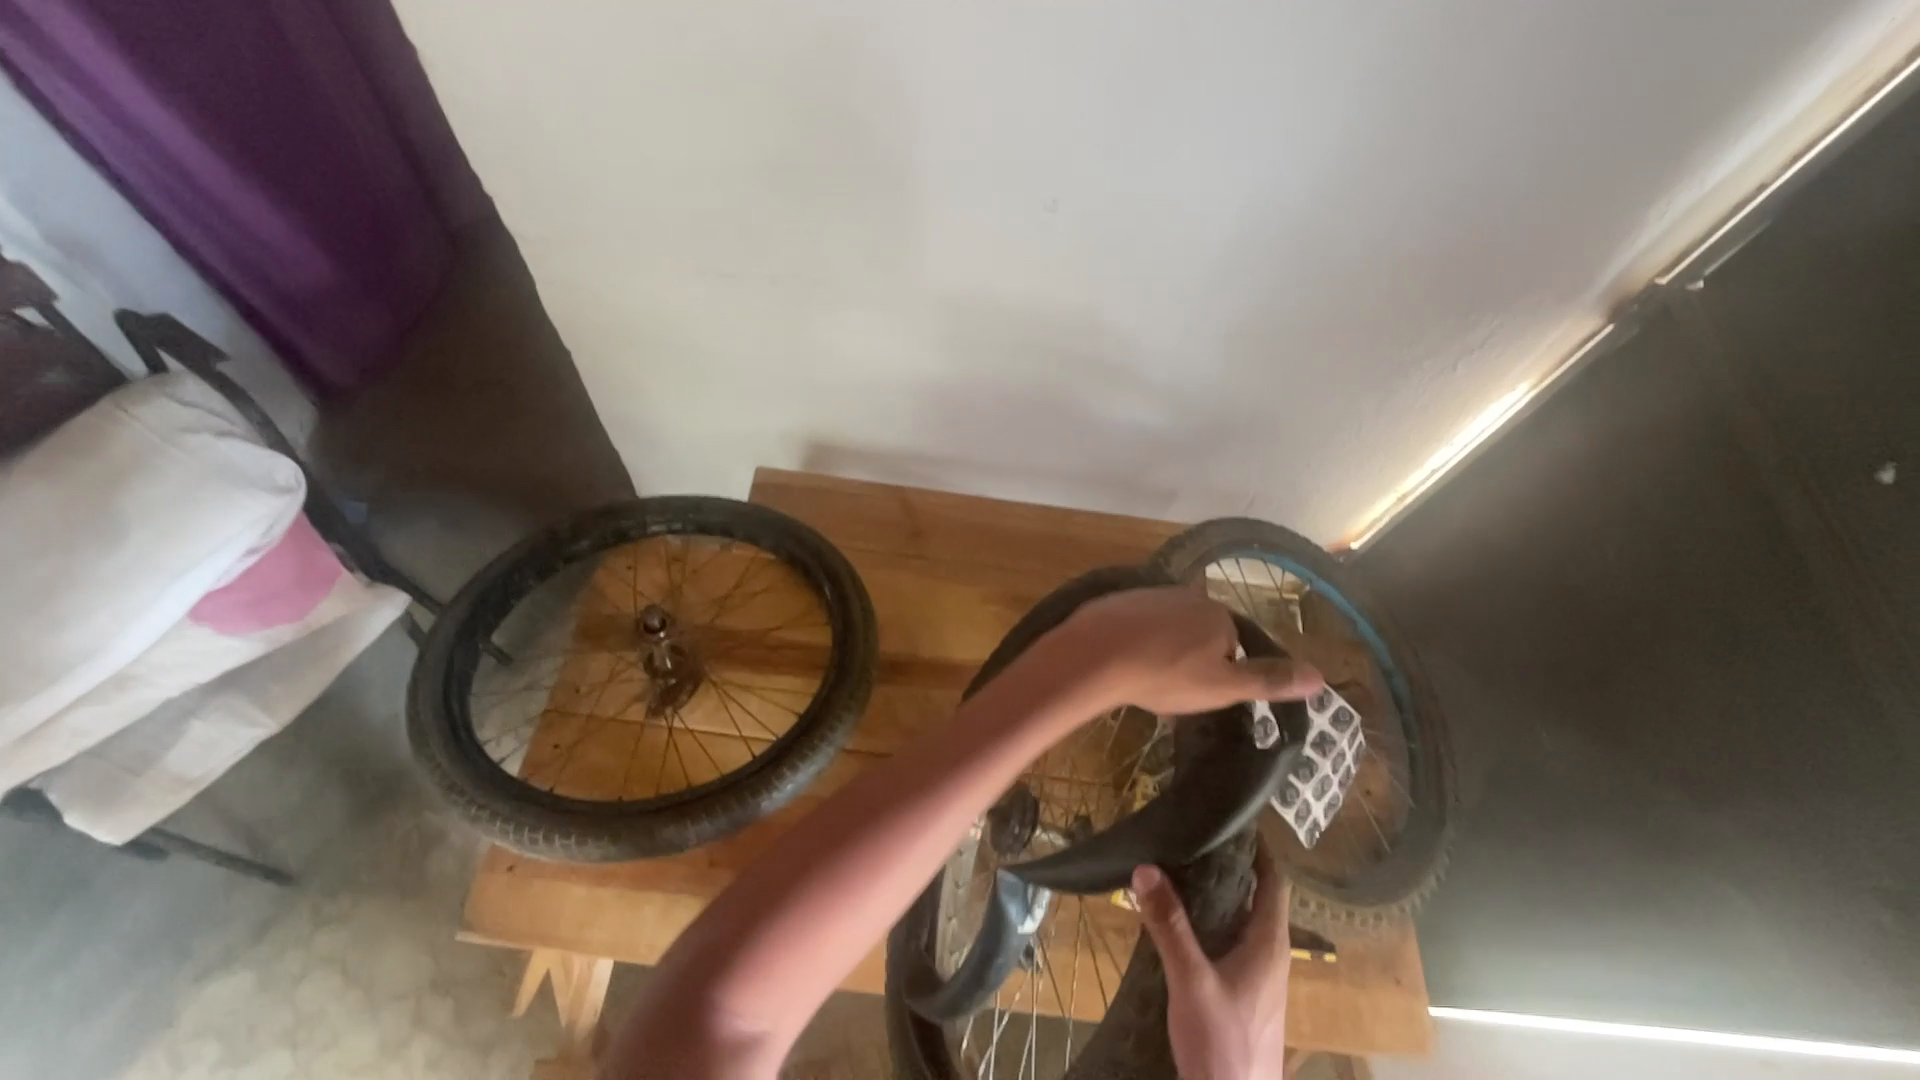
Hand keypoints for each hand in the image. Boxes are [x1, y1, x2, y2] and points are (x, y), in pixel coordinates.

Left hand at [1054, 586, 1323, 715]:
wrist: (1095, 655)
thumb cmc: (1164, 675)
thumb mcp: (1223, 686)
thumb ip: (1268, 680)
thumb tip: (1320, 677)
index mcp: (1219, 614)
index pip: (1231, 648)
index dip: (1217, 677)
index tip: (1197, 698)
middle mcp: (1187, 596)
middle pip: (1198, 638)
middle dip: (1188, 666)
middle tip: (1168, 697)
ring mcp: (1149, 595)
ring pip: (1166, 633)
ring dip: (1161, 658)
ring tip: (1143, 687)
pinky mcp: (1117, 601)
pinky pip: (1136, 628)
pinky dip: (1134, 647)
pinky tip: (1121, 670)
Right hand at [1133, 842, 1290, 1079]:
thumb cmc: (1222, 1044)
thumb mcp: (1191, 981)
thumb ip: (1169, 925)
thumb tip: (1146, 868)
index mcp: (1269, 945)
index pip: (1273, 882)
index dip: (1257, 850)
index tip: (1228, 821)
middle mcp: (1271, 957)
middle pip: (1257, 900)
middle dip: (1228, 869)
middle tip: (1189, 840)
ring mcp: (1259, 982)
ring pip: (1242, 925)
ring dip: (1217, 899)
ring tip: (1178, 873)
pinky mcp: (1244, 1000)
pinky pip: (1231, 948)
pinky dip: (1210, 927)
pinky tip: (1180, 929)